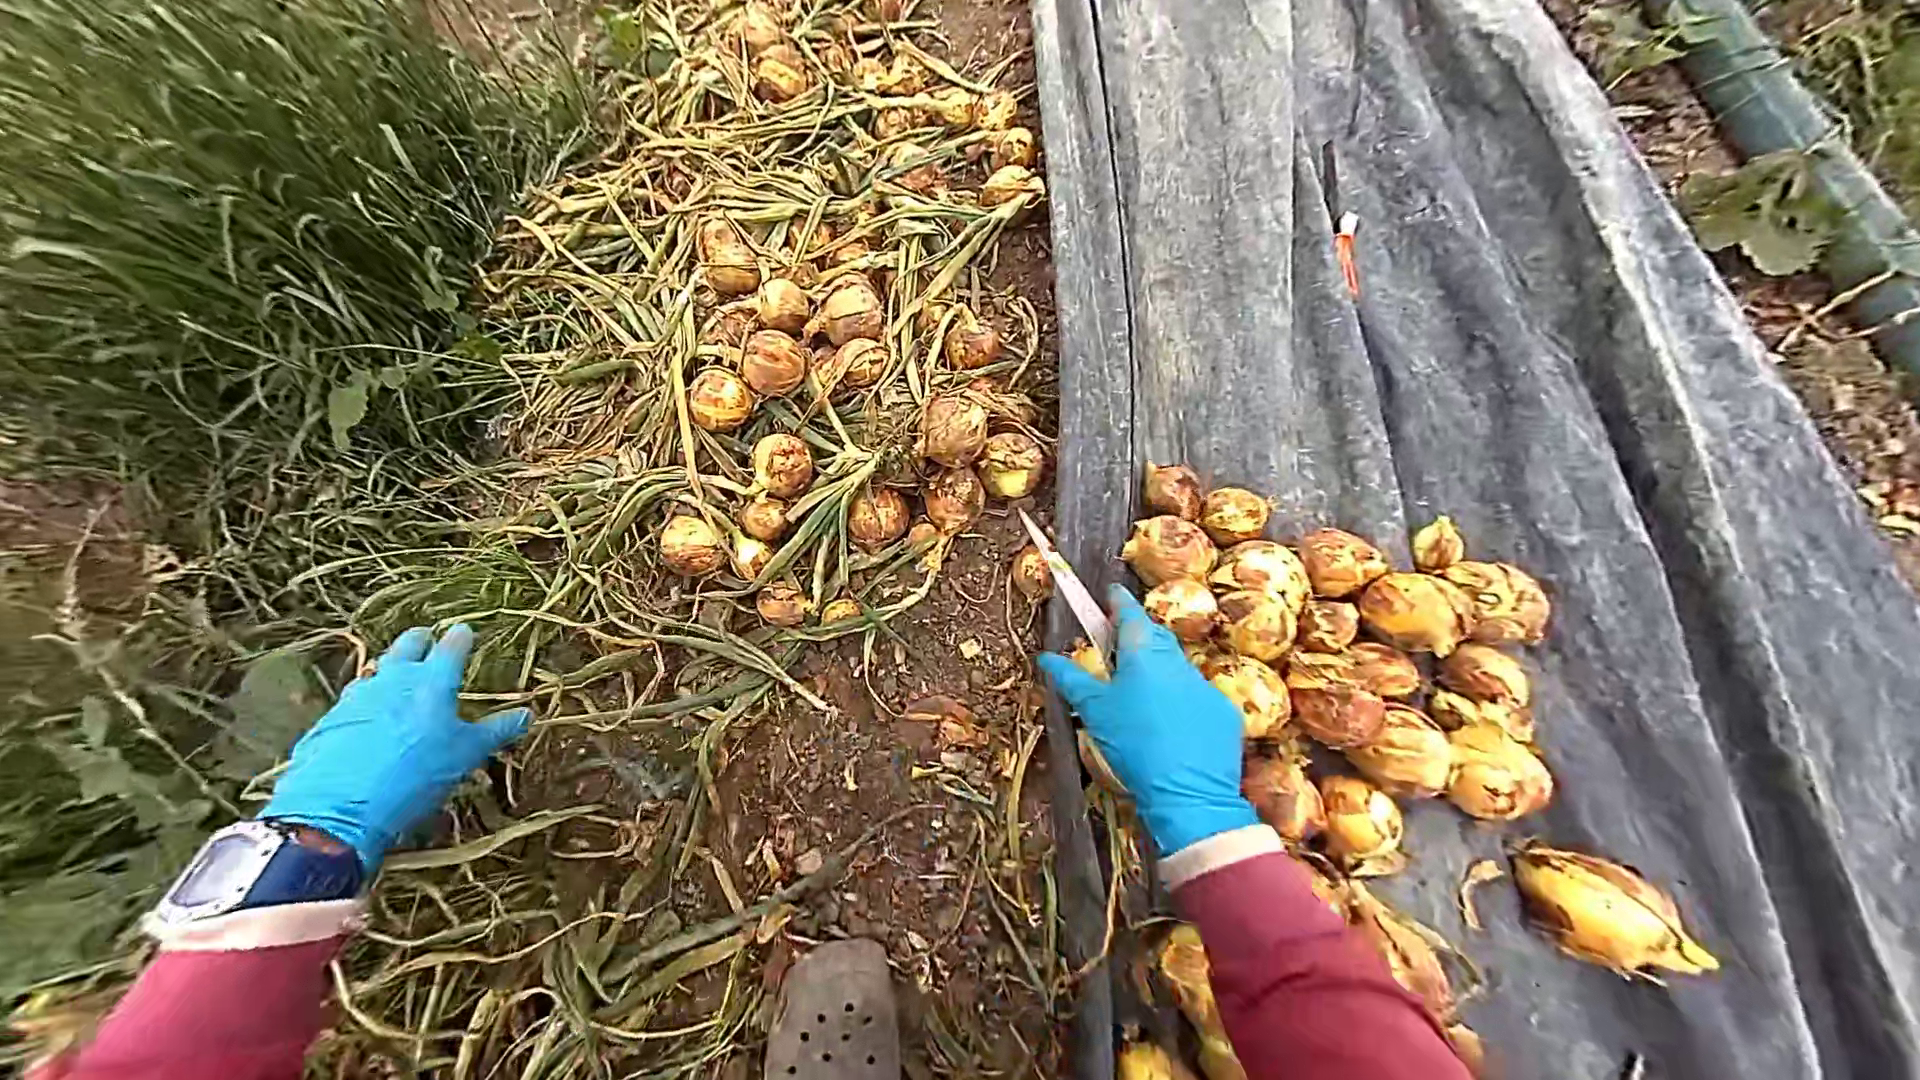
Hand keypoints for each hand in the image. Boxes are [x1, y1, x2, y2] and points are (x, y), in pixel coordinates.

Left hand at [261, 625, 529, 870]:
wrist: (334, 814)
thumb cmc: (416, 773)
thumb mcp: (467, 753)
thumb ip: (498, 730)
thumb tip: (527, 715)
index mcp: (431, 681)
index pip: (451, 647)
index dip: (461, 637)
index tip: (465, 631)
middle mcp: (391, 681)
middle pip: (405, 647)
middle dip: (419, 640)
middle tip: (427, 637)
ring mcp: (353, 701)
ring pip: (374, 672)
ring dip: (389, 669)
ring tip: (398, 674)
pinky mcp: (324, 725)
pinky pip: (351, 702)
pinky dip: (367, 701)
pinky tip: (369, 717)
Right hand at [1035, 585, 1257, 855]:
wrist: (1188, 792)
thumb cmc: (1132, 742)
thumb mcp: (1093, 709)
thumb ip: (1070, 678)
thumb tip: (1047, 658)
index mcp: (1143, 652)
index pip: (1129, 612)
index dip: (1118, 600)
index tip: (1111, 591)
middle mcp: (1176, 660)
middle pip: (1154, 635)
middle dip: (1137, 633)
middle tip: (1118, 642)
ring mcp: (1203, 684)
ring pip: (1176, 664)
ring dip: (1158, 668)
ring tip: (1140, 690)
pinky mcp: (1222, 710)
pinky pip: (1196, 693)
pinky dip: (1179, 697)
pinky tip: (1168, 722)